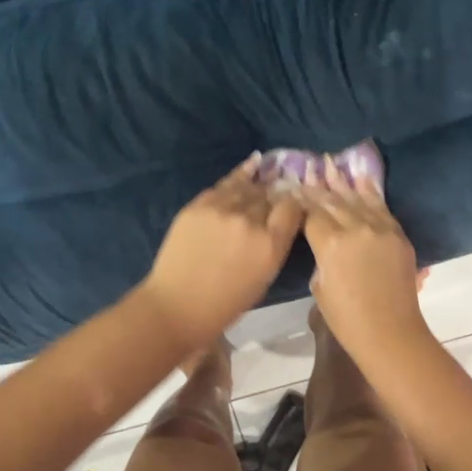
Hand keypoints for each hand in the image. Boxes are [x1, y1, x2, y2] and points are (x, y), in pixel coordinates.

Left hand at [139, 155, 305, 347]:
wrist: (177, 306)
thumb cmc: (226, 303)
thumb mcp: (265, 278)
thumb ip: (276, 246)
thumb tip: (282, 222)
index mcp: (270, 246)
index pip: (292, 208)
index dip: (294, 206)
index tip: (292, 209)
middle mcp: (249, 222)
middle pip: (270, 196)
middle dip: (274, 198)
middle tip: (274, 202)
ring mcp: (222, 210)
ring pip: (249, 188)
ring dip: (258, 187)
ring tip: (265, 181)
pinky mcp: (199, 205)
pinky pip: (226, 183)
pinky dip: (241, 175)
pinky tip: (253, 164)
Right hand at [299, 156, 430, 352]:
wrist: (390, 331)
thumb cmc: (347, 318)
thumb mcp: (319, 286)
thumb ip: (320, 255)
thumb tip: (323, 239)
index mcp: (329, 243)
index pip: (311, 214)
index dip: (300, 203)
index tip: (292, 190)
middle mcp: (355, 227)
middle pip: (332, 201)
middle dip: (318, 185)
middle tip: (308, 166)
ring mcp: (379, 228)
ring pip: (356, 198)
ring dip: (342, 180)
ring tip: (330, 162)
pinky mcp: (397, 234)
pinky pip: (380, 206)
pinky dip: (369, 191)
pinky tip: (360, 177)